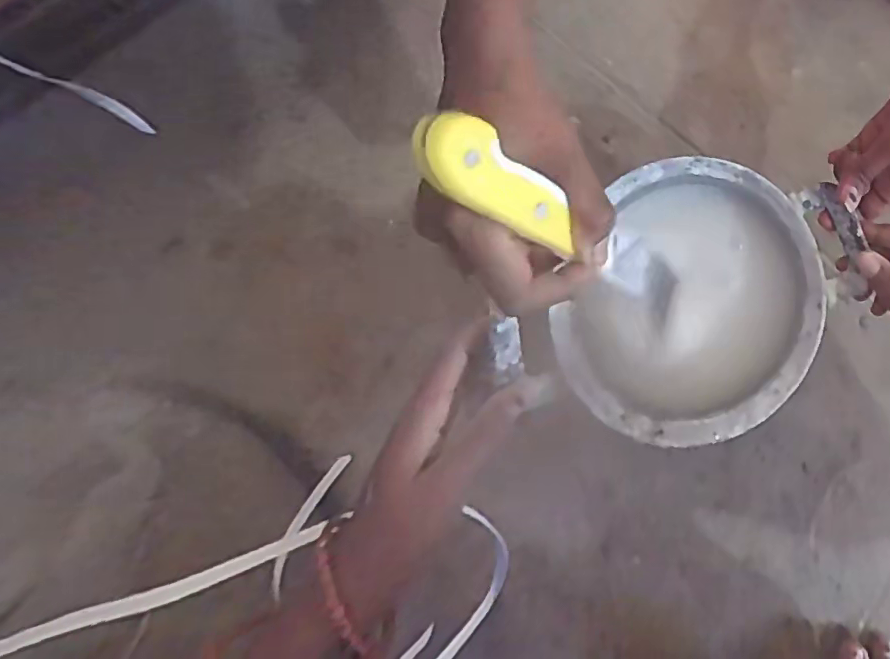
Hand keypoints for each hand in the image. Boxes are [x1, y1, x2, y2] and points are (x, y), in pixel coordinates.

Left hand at [309, 318, 551, 630]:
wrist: (360, 582)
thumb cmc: (403, 529)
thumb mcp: (448, 481)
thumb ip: (487, 432)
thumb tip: (529, 384)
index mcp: (420, 415)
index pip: (449, 359)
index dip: (474, 331)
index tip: (507, 307)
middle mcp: (419, 418)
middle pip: (452, 369)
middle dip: (483, 344)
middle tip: (524, 327)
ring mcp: (421, 438)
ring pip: (456, 389)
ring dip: (484, 368)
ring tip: (520, 352)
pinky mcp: (428, 457)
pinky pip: (459, 411)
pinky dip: (482, 395)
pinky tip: (502, 399)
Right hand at [416, 62, 613, 314]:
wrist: (485, 65)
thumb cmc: (524, 109)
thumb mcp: (566, 160)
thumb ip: (586, 210)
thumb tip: (597, 252)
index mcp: (469, 226)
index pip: (514, 294)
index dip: (560, 287)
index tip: (591, 260)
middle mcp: (443, 234)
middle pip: (503, 281)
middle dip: (549, 267)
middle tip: (581, 235)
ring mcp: (436, 221)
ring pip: (494, 262)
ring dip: (534, 249)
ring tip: (563, 214)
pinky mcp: (440, 205)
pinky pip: (482, 239)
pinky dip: (515, 232)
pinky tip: (538, 202)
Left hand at [830, 58, 889, 219]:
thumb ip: (864, 174)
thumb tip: (841, 201)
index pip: (868, 211)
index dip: (847, 214)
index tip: (824, 213)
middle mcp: (888, 177)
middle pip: (857, 192)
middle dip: (841, 190)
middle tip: (825, 183)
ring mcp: (880, 155)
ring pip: (853, 171)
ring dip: (842, 170)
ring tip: (839, 160)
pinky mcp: (875, 136)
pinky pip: (855, 152)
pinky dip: (844, 155)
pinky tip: (834, 155)